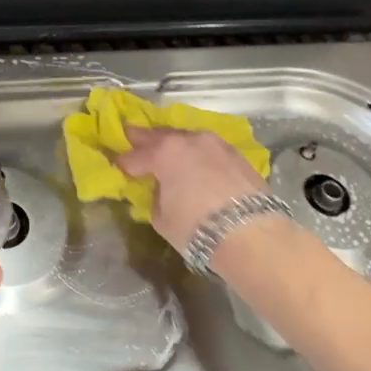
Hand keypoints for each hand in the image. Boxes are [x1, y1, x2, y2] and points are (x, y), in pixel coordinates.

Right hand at [114, 126, 271, 251]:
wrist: (251, 234)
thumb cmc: (197, 228)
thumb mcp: (162, 218)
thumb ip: (155, 196)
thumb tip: (160, 190)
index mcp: (164, 153)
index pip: (134, 156)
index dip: (124, 164)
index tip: (118, 168)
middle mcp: (189, 140)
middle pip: (159, 136)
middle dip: (145, 141)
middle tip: (132, 140)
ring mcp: (215, 144)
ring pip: (187, 139)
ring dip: (174, 145)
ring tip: (167, 154)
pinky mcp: (236, 154)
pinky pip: (208, 149)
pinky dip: (198, 155)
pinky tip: (196, 164)